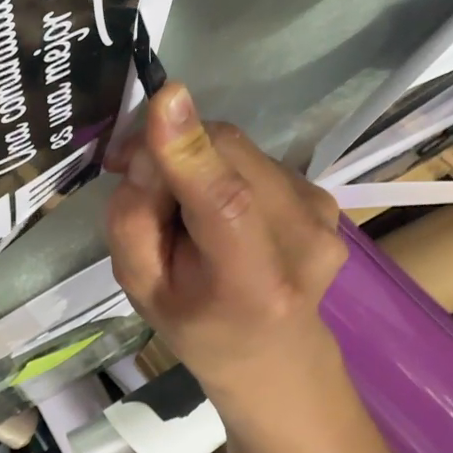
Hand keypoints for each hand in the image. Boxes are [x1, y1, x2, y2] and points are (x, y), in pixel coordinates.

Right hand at [103, 83, 348, 403]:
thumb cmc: (193, 325)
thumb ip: (134, 221)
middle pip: (225, 154)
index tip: (166, 97)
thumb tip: (149, 152)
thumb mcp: (138, 288)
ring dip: (191, 158)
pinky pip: (250, 157)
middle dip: (166, 150)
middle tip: (129, 176)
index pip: (224, 202)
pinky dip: (216, 166)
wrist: (274, 355)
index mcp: (251, 282)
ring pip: (234, 148)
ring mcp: (321, 215)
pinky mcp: (323, 196)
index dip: (192, 151)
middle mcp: (302, 241)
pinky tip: (209, 204)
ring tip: (175, 202)